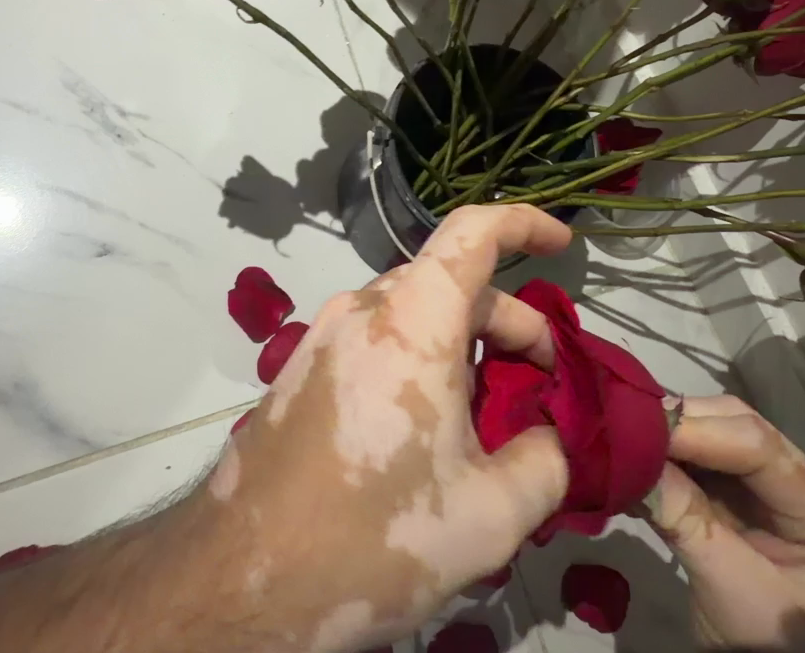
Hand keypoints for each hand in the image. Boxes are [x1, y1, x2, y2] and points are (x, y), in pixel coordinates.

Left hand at [187, 204, 574, 652]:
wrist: (241, 580)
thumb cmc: (374, 537)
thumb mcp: (490, 514)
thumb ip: (546, 462)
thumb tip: (554, 438)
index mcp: (413, 320)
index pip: (473, 232)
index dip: (524, 224)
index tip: (563, 246)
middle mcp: (363, 311)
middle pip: (452, 284)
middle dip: (510, 324)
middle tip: (544, 385)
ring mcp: (324, 338)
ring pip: (414, 316)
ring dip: (466, 347)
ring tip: (492, 417)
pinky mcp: (302, 371)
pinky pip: (377, 343)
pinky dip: (422, 362)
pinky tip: (432, 430)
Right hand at [644, 396, 804, 651]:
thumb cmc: (778, 649)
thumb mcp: (731, 588)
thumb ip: (685, 520)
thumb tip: (628, 461)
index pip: (760, 446)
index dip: (697, 429)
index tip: (638, 426)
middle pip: (742, 429)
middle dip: (682, 422)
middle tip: (623, 423)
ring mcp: (776, 498)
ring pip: (721, 439)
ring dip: (672, 436)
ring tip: (625, 439)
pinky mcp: (748, 508)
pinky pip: (707, 467)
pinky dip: (670, 460)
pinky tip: (638, 463)